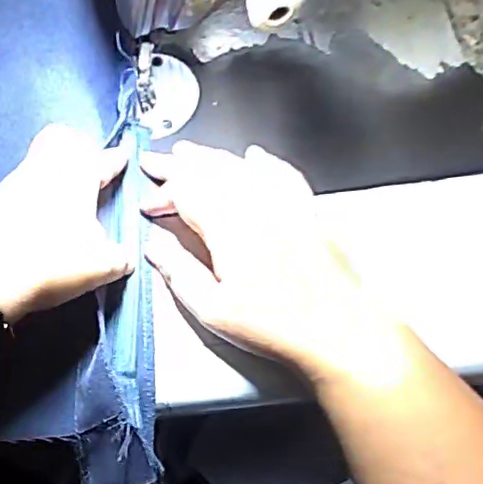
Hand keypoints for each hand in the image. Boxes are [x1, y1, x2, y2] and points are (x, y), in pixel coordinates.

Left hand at [0, 124, 132, 322]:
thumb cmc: (53, 260)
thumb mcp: (102, 265)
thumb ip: (120, 257)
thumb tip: (123, 256)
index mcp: (79, 169)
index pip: (106, 157)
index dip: (118, 160)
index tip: (124, 160)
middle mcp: (46, 164)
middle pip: (63, 139)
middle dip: (79, 150)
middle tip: (90, 176)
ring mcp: (16, 180)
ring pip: (41, 163)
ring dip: (56, 177)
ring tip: (70, 209)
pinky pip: (25, 187)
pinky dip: (38, 198)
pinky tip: (43, 224)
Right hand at [141, 142, 407, 382]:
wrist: (335, 330)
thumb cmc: (275, 325)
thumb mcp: (212, 310)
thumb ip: (179, 273)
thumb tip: (155, 249)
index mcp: (229, 228)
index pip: (186, 192)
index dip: (162, 193)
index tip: (147, 205)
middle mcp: (257, 207)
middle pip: (210, 172)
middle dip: (178, 165)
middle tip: (156, 162)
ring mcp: (285, 205)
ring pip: (241, 168)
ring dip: (212, 158)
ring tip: (190, 153)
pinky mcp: (308, 212)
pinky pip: (282, 174)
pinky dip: (264, 162)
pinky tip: (254, 157)